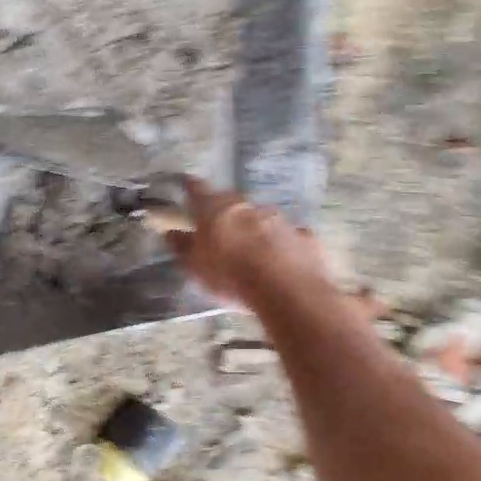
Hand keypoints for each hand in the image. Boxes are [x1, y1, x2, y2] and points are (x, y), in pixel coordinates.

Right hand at [166, 177, 333, 311]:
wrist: (291, 295)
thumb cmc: (231, 274)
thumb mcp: (194, 265)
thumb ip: (181, 245)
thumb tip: (172, 232)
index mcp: (214, 207)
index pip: (196, 187)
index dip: (190, 187)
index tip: (186, 186)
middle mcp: (246, 206)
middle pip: (232, 202)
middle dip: (225, 212)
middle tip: (221, 228)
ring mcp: (281, 221)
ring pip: (262, 218)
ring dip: (256, 228)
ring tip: (254, 250)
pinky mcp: (308, 239)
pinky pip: (293, 236)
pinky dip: (286, 243)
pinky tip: (284, 259)